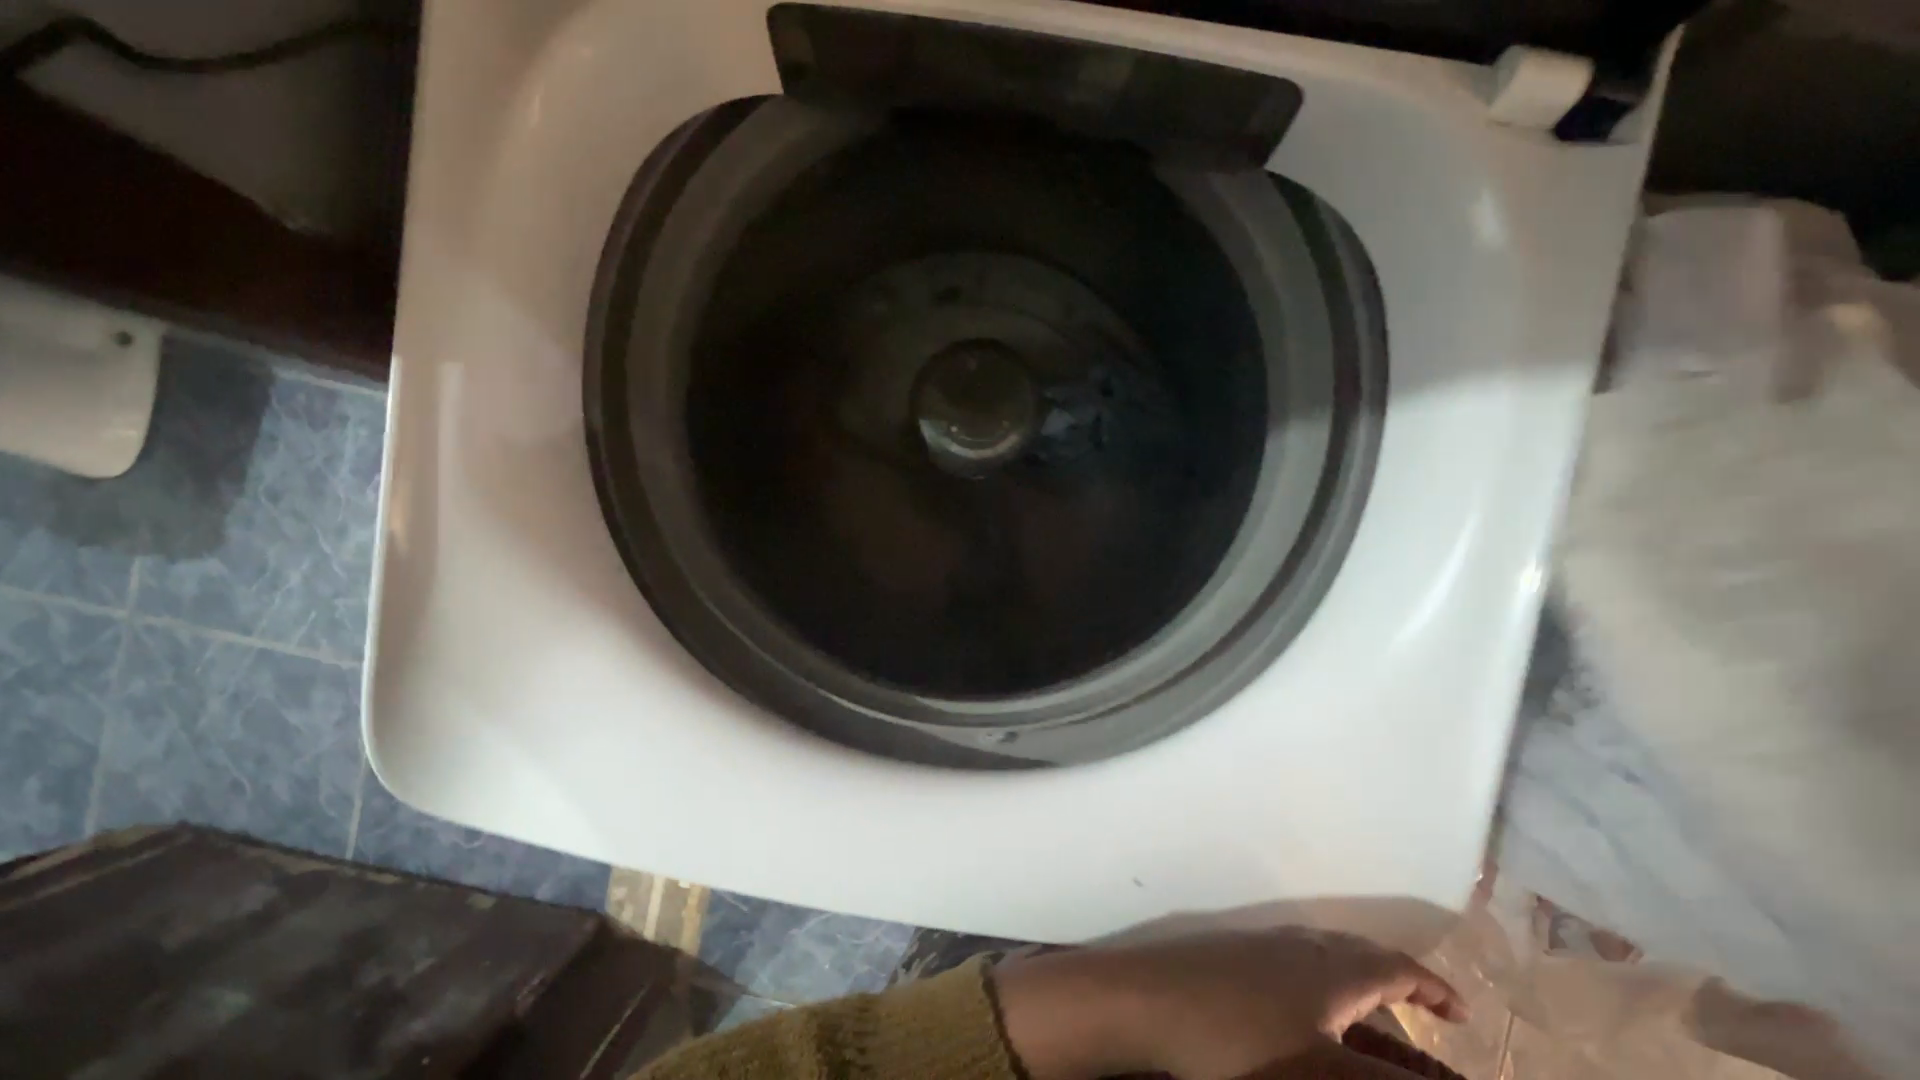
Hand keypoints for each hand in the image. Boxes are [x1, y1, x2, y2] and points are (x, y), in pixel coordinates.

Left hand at [992, 927, 1466, 1079]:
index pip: (1396, 968)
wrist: (1144, 1003)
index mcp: (1332, 970)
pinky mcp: (1228, 958)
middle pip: (1360, 958)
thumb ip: (1383, 1078)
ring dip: (1353, 987)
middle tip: (1418, 1011)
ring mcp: (1259, 948)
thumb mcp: (1321, 1069)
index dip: (1432, 988)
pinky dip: (1314, 988)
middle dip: (1395, 984)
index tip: (1459, 1011)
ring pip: (1322, 961)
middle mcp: (1300, 947)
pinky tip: (1299, 1010)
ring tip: (1367, 1015)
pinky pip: (1290, 966)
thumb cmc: (1238, 1040)